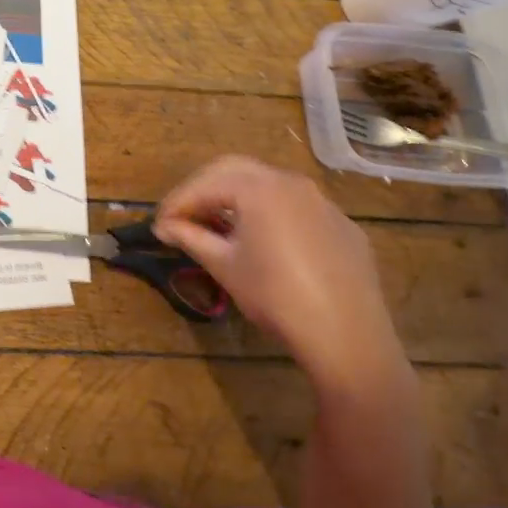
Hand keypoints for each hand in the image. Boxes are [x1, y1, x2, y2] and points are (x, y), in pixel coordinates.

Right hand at [155, 156, 403, 387]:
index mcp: (258, 188)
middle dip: (204, 189)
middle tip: (183, 216)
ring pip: (269, 185)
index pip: (204, 184)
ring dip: (238, 197)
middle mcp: (291, 182)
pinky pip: (298, 208)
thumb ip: (191, 237)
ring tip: (220, 225)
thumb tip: (164, 227)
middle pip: (235, 170)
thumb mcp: (224, 266)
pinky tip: (266, 242)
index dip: (176, 203)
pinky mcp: (343, 226)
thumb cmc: (276, 297)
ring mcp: (322, 202)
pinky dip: (272, 214)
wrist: (348, 337)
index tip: (159, 225)